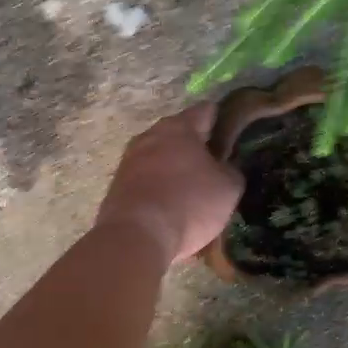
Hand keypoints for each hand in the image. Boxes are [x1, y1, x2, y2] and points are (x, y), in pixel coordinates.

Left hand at [94, 103, 243, 262]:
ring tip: (188, 193)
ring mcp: (128, 161)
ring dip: (172, 171)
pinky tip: (166, 210)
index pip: (205, 111)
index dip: (221, 121)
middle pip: (177, 135)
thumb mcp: (227, 189)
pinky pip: (144, 183)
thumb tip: (225, 168)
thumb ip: (231, 171)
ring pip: (158, 160)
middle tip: (211, 170)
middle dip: (194, 149)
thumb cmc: (189, 204)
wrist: (136, 236)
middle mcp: (149, 136)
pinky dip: (156, 191)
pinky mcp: (116, 188)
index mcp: (179, 127)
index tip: (231, 137)